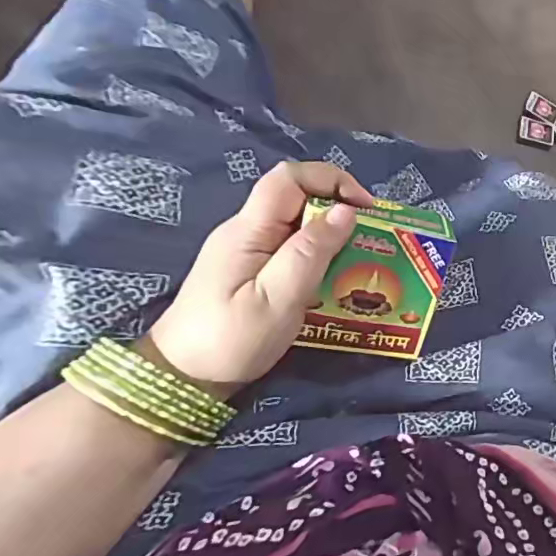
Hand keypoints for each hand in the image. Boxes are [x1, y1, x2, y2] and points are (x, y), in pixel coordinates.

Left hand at [146, 161, 374, 396]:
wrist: (183, 376)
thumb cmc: (231, 339)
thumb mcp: (278, 298)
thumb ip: (311, 252)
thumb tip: (346, 211)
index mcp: (249, 229)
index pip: (291, 178)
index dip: (333, 180)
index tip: (368, 208)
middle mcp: (246, 231)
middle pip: (296, 198)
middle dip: (338, 208)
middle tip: (372, 239)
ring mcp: (245, 252)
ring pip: (295, 225)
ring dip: (331, 235)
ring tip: (359, 261)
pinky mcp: (249, 272)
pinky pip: (289, 250)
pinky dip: (317, 256)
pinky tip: (332, 280)